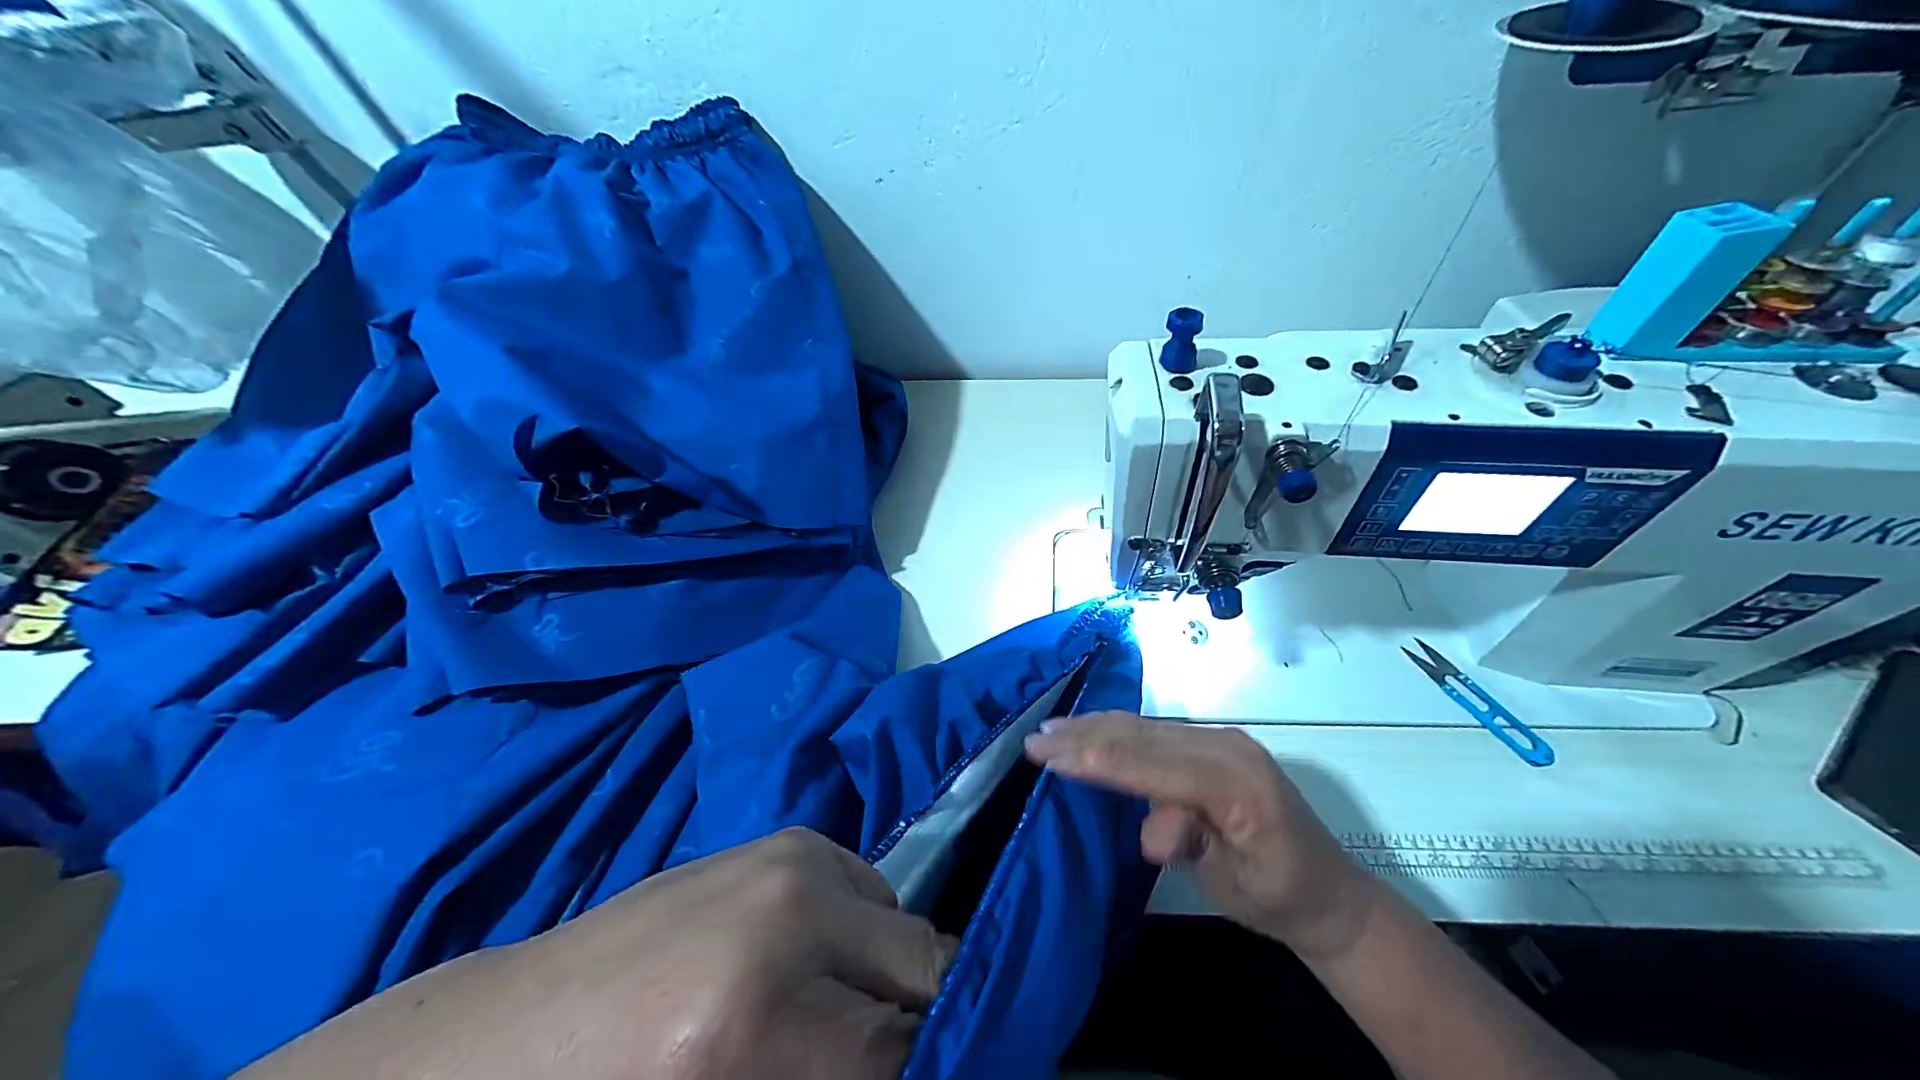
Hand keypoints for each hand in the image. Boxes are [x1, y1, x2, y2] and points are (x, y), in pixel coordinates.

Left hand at [243, 828, 954, 1079]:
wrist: (518, 1038)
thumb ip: (845, 1077)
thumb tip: (918, 1053)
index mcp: (755, 1020)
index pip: (907, 1051)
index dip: (930, 1067)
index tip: (931, 1070)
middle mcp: (788, 913)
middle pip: (926, 969)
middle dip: (918, 1023)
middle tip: (872, 1052)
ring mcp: (787, 860)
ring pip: (906, 925)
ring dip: (891, 976)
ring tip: (837, 1012)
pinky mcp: (787, 837)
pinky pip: (868, 890)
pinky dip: (862, 934)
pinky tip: (814, 963)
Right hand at [1024, 712, 1375, 959]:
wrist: (1329, 893)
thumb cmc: (1280, 896)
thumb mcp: (1237, 883)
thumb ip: (1192, 844)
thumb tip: (1152, 829)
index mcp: (1236, 781)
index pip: (1153, 763)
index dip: (1098, 759)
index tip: (1050, 756)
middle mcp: (1227, 747)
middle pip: (1143, 737)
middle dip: (1085, 737)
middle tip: (1035, 740)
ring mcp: (1220, 741)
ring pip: (1145, 728)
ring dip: (1094, 729)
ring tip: (1051, 730)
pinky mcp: (1211, 745)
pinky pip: (1155, 732)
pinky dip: (1116, 731)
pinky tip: (1090, 727)